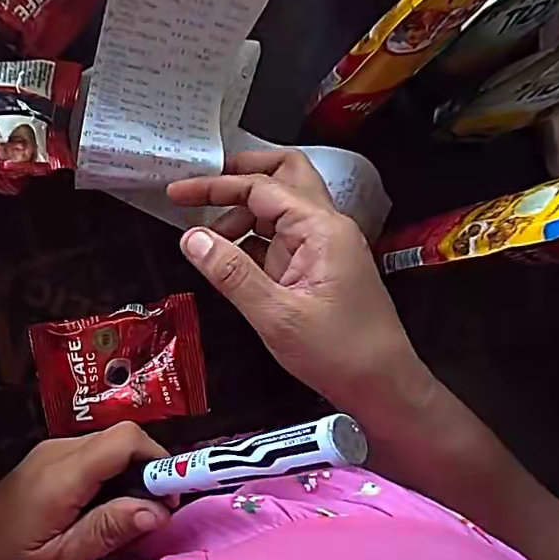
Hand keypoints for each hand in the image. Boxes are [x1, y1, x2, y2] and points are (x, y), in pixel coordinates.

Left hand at [0, 423, 169, 559]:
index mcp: (61, 473)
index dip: (158, 460)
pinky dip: (110, 477)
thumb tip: (159, 508)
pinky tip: (102, 511)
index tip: (170, 498)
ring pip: (109, 446)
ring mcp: (49, 451)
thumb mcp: (62, 559)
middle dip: (146, 471)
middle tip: (151, 516)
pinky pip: (92, 455)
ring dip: (128, 476)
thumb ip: (109, 529)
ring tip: (125, 519)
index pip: (125, 438)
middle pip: (120, 439)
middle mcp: (56, 450)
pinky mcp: (47, 459)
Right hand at [167, 149, 431, 419]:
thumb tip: (191, 238)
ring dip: (242, 212)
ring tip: (208, 240)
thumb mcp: (275, 315)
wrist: (381, 385)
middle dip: (240, 174)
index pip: (262, 188)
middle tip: (200, 187)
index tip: (176, 193)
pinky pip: (279, 238)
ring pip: (280, 207)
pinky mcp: (316, 266)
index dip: (215, 186)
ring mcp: (323, 246)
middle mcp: (325, 228)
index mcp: (321, 230)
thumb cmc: (338, 352)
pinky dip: (250, 239)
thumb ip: (230, 273)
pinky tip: (228, 259)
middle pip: (284, 176)